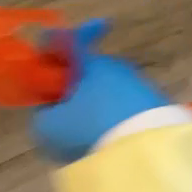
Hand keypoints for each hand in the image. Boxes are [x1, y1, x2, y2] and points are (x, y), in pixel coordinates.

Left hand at [30, 18, 172, 162]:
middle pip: (73, 101)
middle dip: (93, 85)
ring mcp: (81, 155)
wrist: (149, 145)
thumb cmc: (114, 104)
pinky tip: (137, 110)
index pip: (52, 87)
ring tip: (132, 90)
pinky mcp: (107, 159)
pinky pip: (108, 130)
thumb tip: (51, 32)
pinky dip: (119, 116)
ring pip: (93, 116)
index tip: (96, 60)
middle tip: (118, 74)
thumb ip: (73, 50)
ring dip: (109, 99)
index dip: (72, 69)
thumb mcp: (94, 68)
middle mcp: (54, 145)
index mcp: (41, 124)